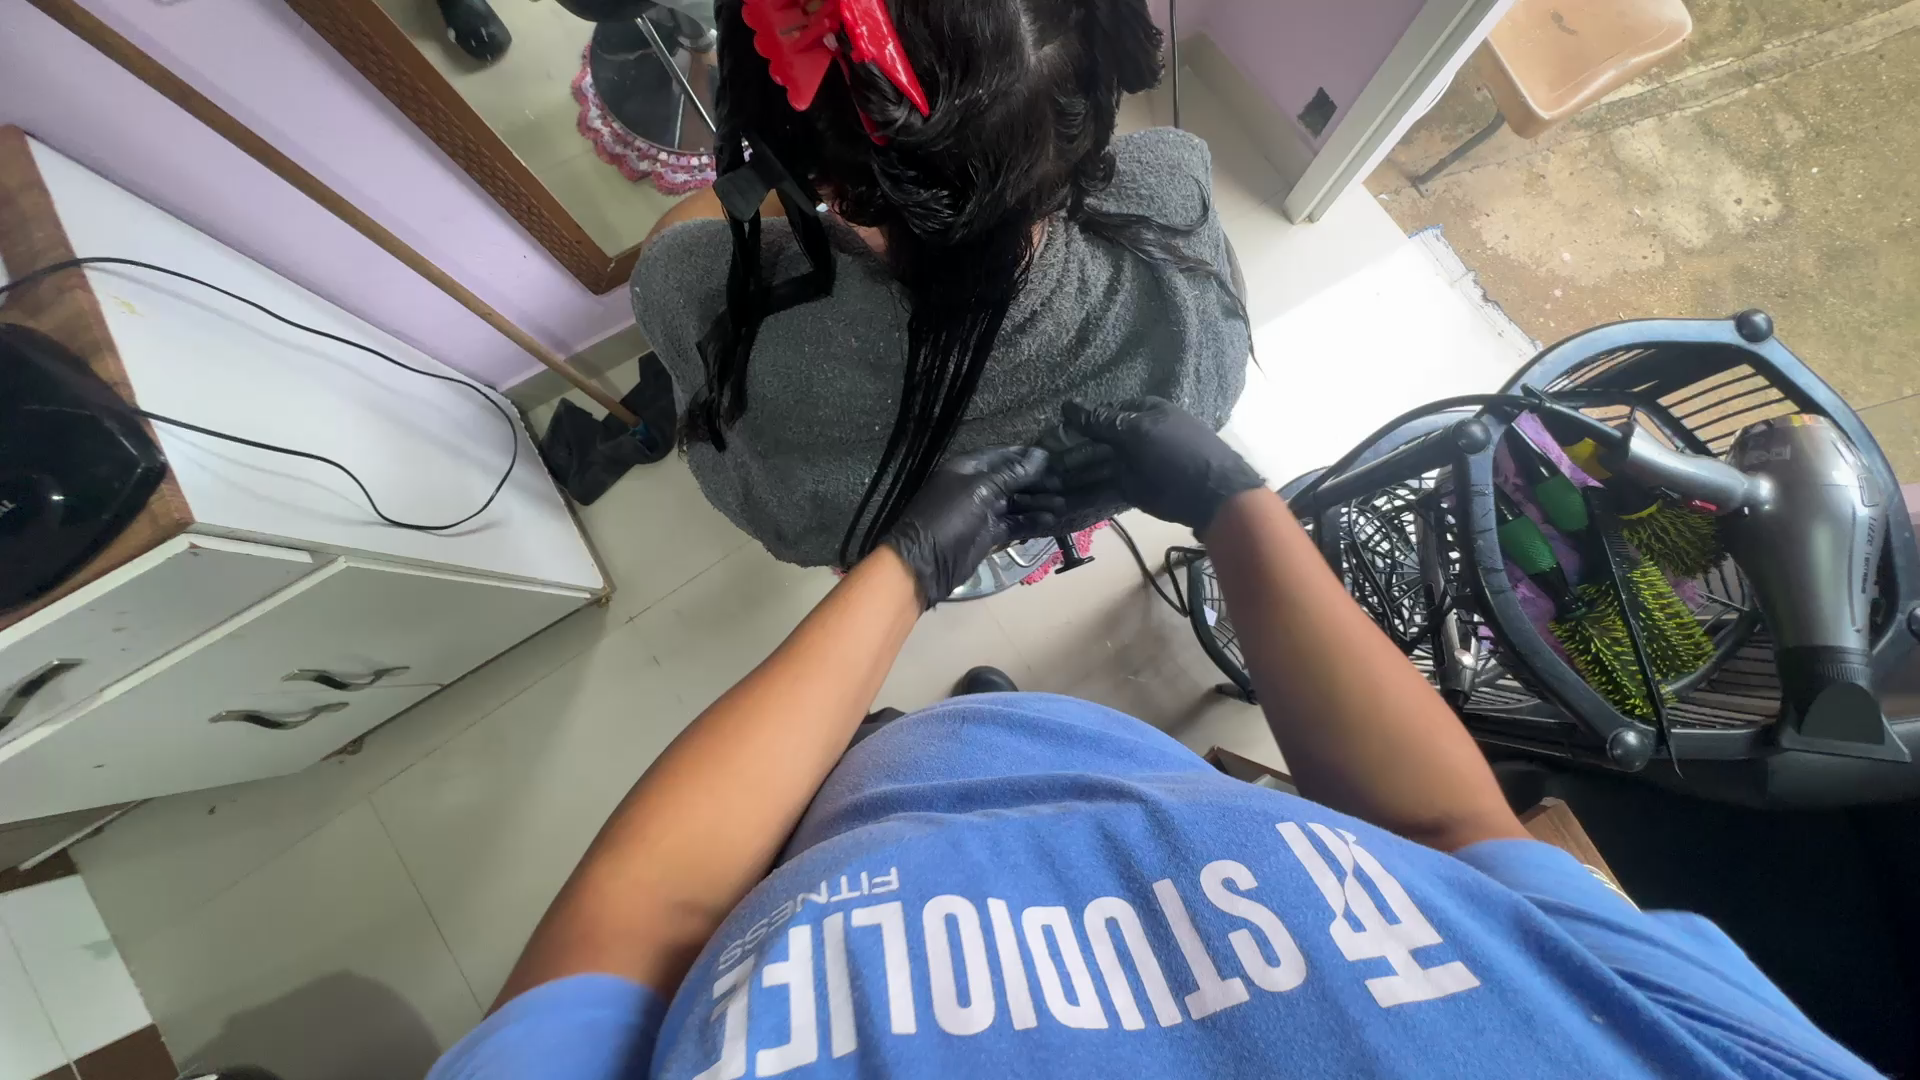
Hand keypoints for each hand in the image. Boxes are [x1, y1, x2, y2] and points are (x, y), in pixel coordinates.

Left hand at [881, 447, 1060, 607]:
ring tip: (1062, 503)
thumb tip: (1040, 456)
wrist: (925, 563)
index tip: (1054, 457)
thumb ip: (1011, 474)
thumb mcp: (980, 490)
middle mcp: (976, 486)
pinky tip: (1050, 521)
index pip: (1003, 455)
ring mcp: (982, 511)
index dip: (1027, 456)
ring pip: (1015, 502)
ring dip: (1037, 502)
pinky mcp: (988, 533)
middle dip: (1037, 481)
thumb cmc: (948, 518)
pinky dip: (1030, 522)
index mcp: (968, 468)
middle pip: (1012, 479)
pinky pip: (1013, 523)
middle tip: (1065, 482)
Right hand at [1058, 397, 1263, 535]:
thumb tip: (1067, 406)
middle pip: (1097, 440)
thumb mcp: (1138, 431)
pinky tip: (1061, 498)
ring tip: (1046, 482)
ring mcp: (1133, 464)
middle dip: (1071, 449)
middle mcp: (1135, 437)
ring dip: (1073, 472)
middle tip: (1043, 462)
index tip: (1052, 433)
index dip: (1078, 422)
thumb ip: (1101, 421)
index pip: (1102, 413)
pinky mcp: (1131, 489)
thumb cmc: (1177, 453)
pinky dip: (1083, 492)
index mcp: (1142, 412)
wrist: (1212, 496)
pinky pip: (1102, 488)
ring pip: (1096, 465)